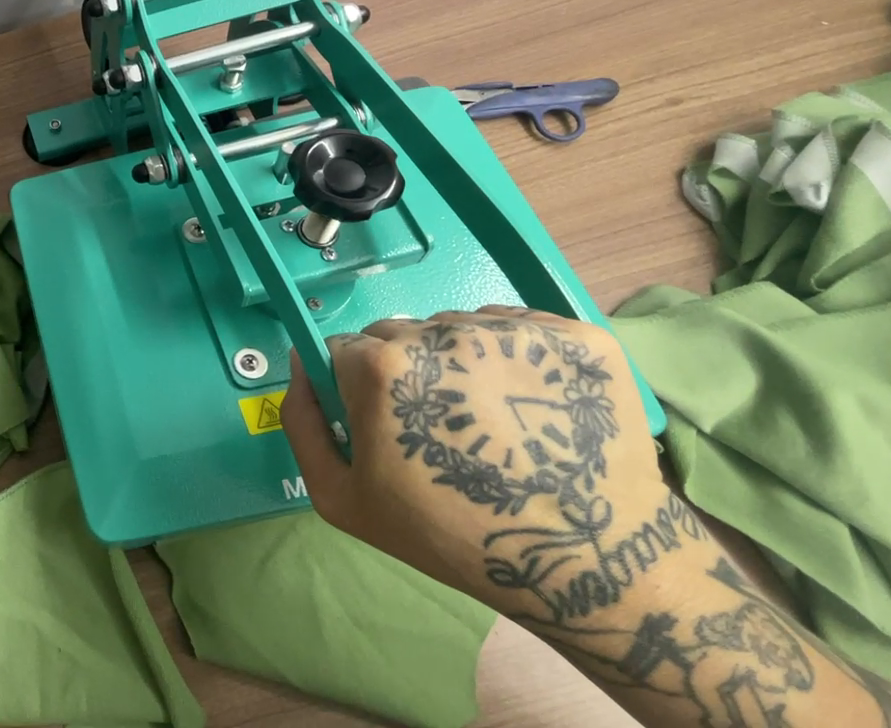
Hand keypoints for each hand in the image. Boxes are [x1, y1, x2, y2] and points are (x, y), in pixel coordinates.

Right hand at [281, 307, 705, 622]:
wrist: (590, 563)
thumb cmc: (450, 534)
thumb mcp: (341, 497)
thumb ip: (301, 422)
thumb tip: (300, 365)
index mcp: (382, 368)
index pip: (343, 350)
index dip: (354, 389)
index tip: (385, 428)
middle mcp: (442, 333)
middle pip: (396, 334)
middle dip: (401, 372)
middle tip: (436, 430)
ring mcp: (512, 331)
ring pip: (452, 328)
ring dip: (453, 361)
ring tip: (487, 422)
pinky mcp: (573, 335)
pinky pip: (513, 327)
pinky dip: (510, 356)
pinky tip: (526, 405)